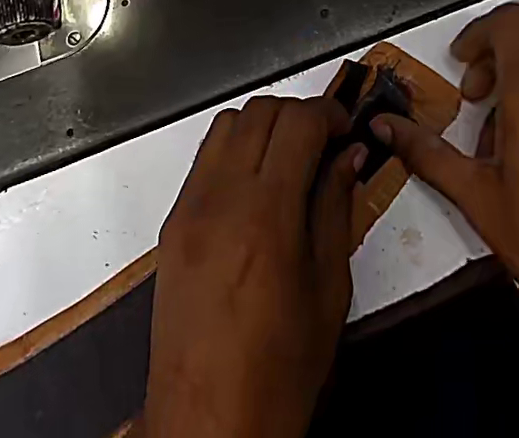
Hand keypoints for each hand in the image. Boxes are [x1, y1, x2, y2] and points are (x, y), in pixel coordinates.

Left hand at [143, 96, 362, 437]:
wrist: (210, 418)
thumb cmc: (276, 368)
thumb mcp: (328, 287)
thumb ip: (336, 207)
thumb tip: (346, 158)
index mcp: (267, 216)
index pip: (297, 122)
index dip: (328, 113)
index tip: (342, 126)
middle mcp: (221, 200)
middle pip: (260, 111)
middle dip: (298, 113)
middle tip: (322, 139)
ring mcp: (189, 208)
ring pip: (227, 124)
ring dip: (263, 124)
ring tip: (288, 155)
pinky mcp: (172, 222)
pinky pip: (204, 158)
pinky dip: (234, 148)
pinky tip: (255, 181)